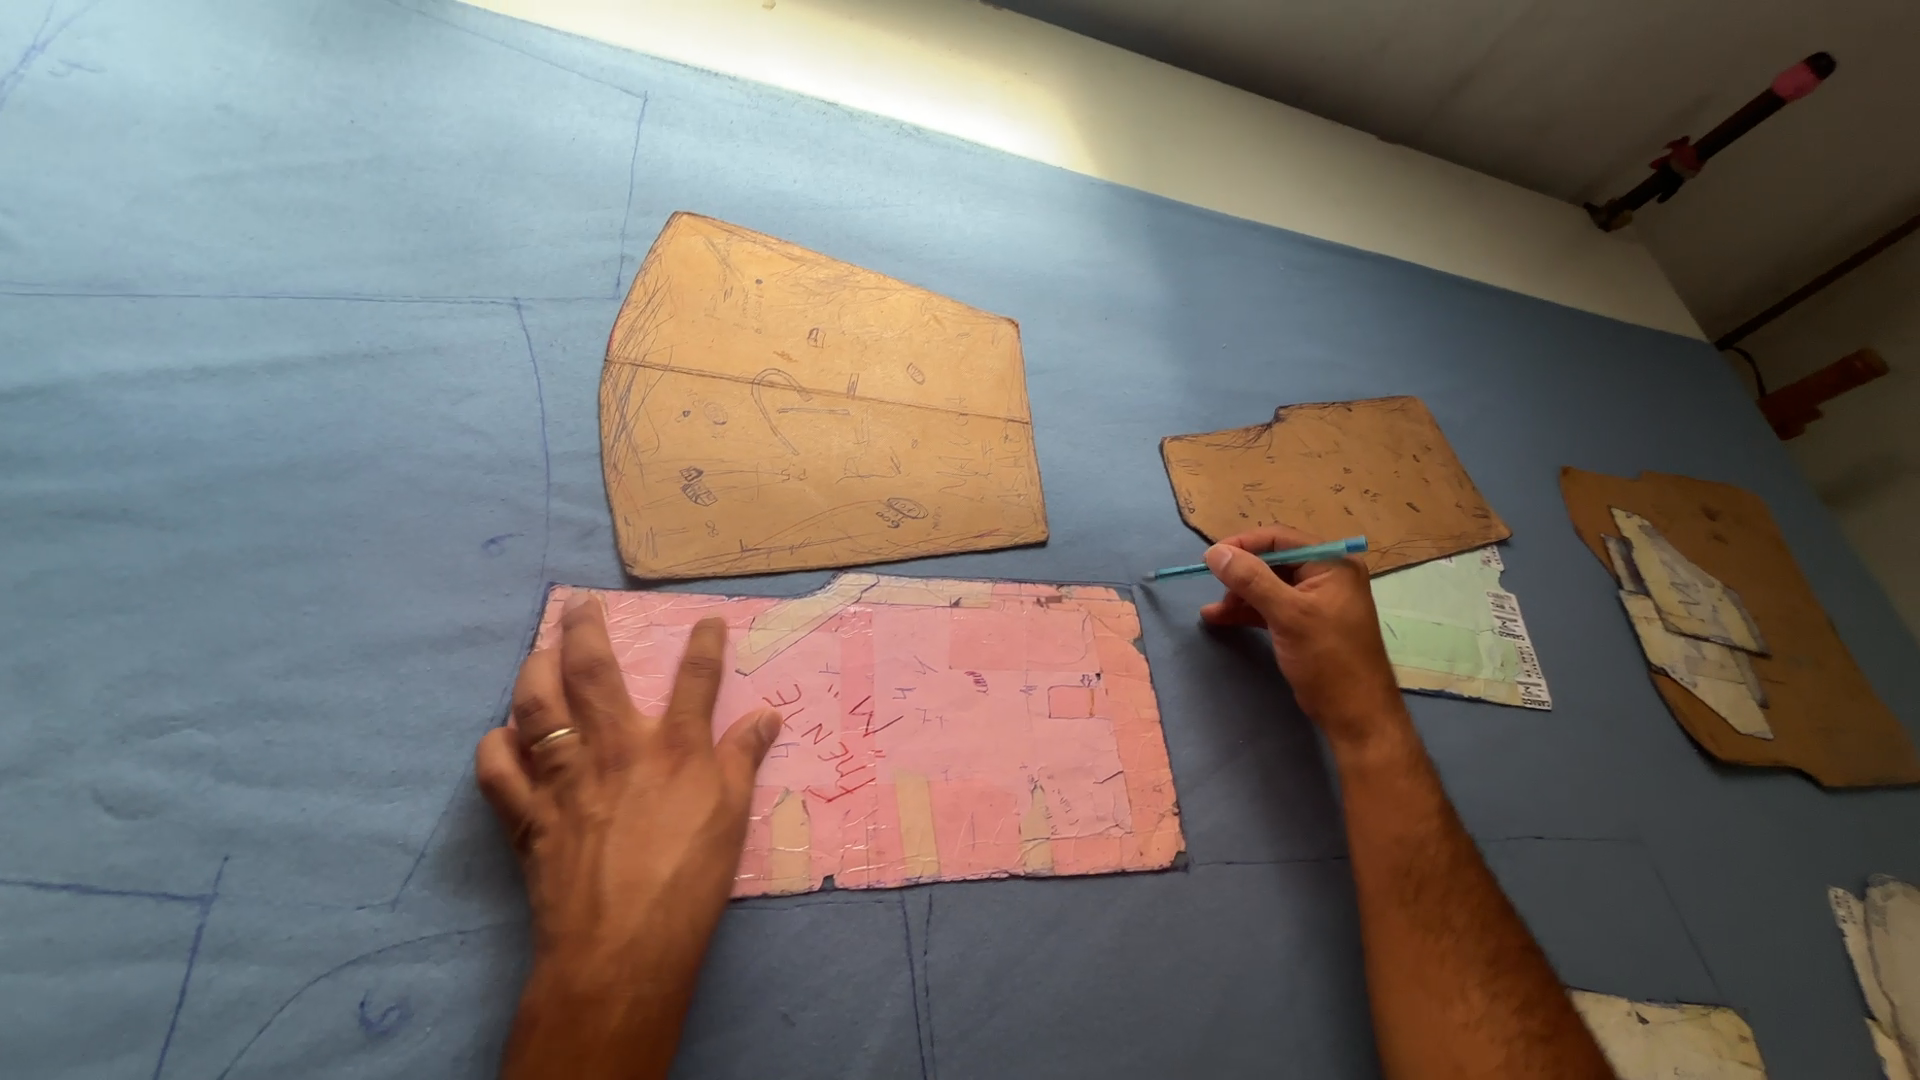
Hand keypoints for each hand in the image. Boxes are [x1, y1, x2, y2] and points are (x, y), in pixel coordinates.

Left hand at [474, 590, 783, 1079]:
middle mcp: (615, 748)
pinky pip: (497, 771)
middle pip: (594, 672)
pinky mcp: (527, 816)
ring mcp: (564, 778)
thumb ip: (743, 759)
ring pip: (536, 707)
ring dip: (533, 671)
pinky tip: (501, 734)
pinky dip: (494, 745)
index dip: (705, 643)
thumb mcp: (732, 815)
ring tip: (537, 652)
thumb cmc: (689, 878)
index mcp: (674, 748)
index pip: (695, 679)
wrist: (623, 947)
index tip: (707, 619)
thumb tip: (767, 717)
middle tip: (579, 604)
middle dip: (585, 629)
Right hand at [1199, 525, 1406, 748]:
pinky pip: (1270, 606)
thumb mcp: (1287, 614)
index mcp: (1332, 564)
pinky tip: (1220, 619)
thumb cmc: (1328, 659)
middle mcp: (1326, 575)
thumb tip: (1214, 552)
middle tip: (1214, 589)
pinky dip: (1247, 612)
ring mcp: (1315, 600)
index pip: (1280, 539)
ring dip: (1239, 596)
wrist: (1355, 714)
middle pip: (1272, 561)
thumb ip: (1250, 579)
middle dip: (1239, 575)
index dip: (1243, 545)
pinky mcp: (1305, 622)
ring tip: (1213, 612)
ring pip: (1267, 585)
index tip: (1211, 559)